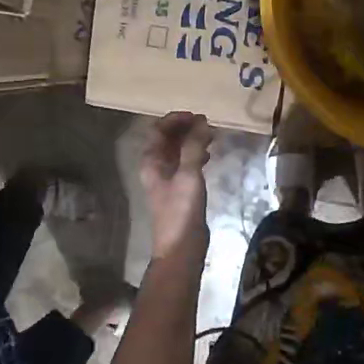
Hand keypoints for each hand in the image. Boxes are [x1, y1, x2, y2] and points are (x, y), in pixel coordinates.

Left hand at [140, 112, 212, 260]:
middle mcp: (156, 167)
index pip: (159, 130)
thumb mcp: (188, 175)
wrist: (181, 248)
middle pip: (168, 139)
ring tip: (211, 135)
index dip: (176, 119)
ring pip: (178, 150)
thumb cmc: (180, 210)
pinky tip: (210, 155)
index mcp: (151, 161)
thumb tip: (201, 122)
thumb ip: (194, 147)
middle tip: (207, 123)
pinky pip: (186, 163)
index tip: (197, 116)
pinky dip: (197, 154)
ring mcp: (168, 178)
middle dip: (186, 128)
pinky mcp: (180, 189)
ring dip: (192, 140)